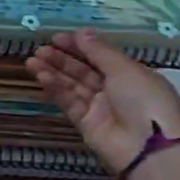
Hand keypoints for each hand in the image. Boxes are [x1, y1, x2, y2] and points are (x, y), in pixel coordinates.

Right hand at [26, 28, 179, 173]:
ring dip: (53, 72)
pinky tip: (41, 75)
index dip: (81, 47)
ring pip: (72, 85)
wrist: (147, 148)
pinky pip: (68, 101)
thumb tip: (82, 32)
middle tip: (40, 49)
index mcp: (131, 75)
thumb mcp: (125, 70)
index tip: (58, 37)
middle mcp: (115, 90)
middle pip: (84, 71)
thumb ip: (100, 52)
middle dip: (62, 59)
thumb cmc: (144, 101)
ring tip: (32, 60)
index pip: (102, 57)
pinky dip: (54, 88)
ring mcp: (99, 107)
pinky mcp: (84, 122)